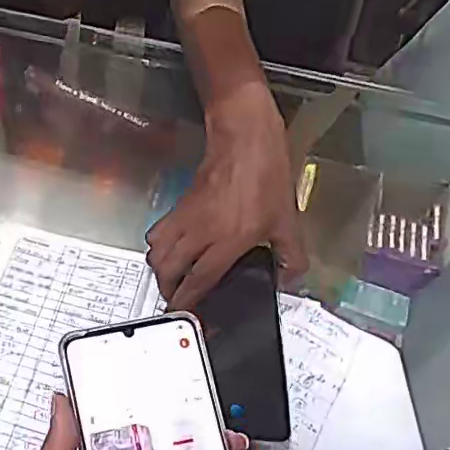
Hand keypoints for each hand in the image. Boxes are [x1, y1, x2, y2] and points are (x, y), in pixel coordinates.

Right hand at [147, 86, 306, 307]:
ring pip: (158, 254)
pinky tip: (169, 248)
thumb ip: (290, 252)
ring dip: (161, 270)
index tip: (185, 313)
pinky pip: (158, 234)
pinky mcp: (179, 206)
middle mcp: (202, 233)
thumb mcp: (287, 216)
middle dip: (168, 290)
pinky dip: (158, 247)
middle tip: (175, 297)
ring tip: (171, 277)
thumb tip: (291, 276)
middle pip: (168, 271)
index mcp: (228, 240)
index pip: (199, 280)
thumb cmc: (265, 172)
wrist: (245, 136)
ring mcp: (186, 219)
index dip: (189, 301)